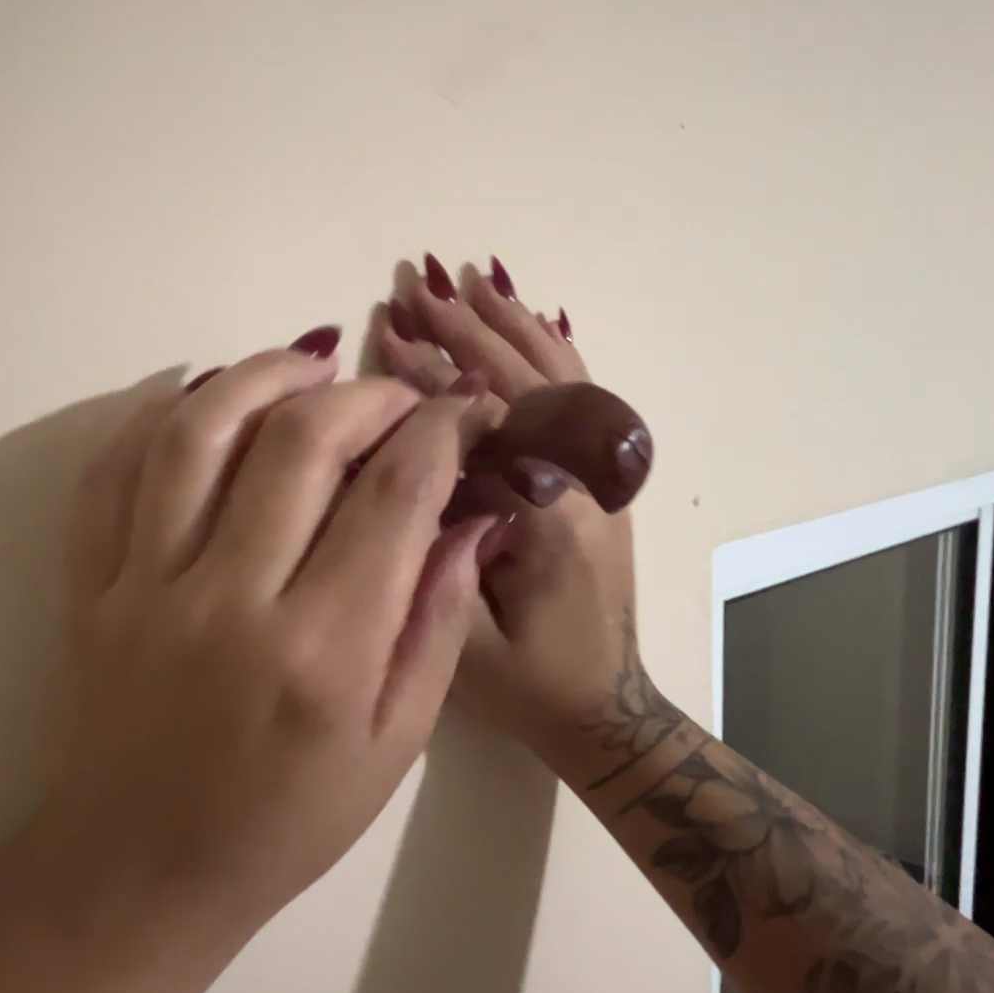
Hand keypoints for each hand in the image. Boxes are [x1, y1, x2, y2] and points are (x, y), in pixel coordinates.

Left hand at [36, 337, 499, 940]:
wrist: (139, 872)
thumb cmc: (285, 822)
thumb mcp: (394, 747)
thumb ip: (438, 625)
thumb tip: (470, 519)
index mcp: (324, 653)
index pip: (395, 497)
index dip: (440, 432)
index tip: (462, 412)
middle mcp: (231, 602)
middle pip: (302, 442)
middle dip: (367, 395)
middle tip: (397, 396)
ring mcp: (144, 587)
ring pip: (197, 431)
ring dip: (261, 375)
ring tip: (308, 365)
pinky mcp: (89, 586)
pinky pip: (111, 470)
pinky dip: (157, 414)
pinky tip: (205, 398)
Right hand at [377, 257, 639, 752]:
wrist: (604, 710)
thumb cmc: (528, 685)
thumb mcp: (463, 642)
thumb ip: (436, 553)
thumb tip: (408, 462)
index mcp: (550, 518)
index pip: (488, 421)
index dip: (434, 374)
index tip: (388, 329)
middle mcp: (588, 483)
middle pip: (527, 383)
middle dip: (468, 331)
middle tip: (416, 285)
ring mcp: (605, 478)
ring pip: (563, 379)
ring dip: (513, 327)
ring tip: (469, 282)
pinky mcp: (605, 482)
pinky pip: (584, 399)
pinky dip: (553, 352)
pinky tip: (527, 322)